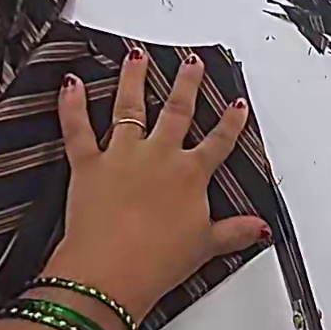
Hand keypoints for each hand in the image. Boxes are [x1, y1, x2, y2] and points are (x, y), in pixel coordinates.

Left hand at [45, 49, 270, 329]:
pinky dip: (72, 106)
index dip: (231, 122)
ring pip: (130, 107)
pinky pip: (78, 129)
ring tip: (137, 57)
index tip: (237, 104)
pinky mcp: (88, 165)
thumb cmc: (157, 260)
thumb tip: (259, 230)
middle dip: (188, 83)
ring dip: (134, 79)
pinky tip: (71, 83)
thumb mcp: (206, 245)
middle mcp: (159, 156)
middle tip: (192, 62)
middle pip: (178, 111)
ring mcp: (123, 156)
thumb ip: (235, 231)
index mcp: (190, 174)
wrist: (111, 273)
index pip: (218, 141)